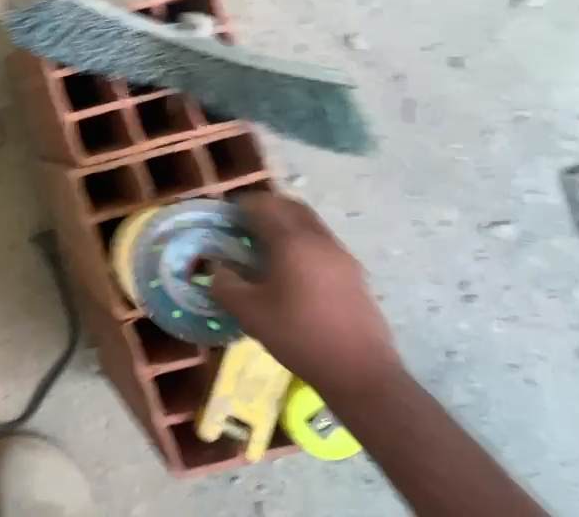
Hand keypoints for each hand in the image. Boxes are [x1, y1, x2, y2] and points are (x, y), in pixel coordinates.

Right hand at [209, 193, 401, 396]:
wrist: (361, 373)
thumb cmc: (299, 336)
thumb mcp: (249, 312)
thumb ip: (224, 283)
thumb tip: (216, 268)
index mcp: (292, 242)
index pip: (262, 205)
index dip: (239, 205)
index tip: (223, 217)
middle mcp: (320, 240)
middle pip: (290, 205)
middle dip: (265, 207)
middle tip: (243, 224)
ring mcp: (342, 256)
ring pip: (310, 223)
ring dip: (286, 223)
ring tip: (265, 247)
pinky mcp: (355, 274)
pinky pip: (322, 242)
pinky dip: (302, 241)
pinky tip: (291, 270)